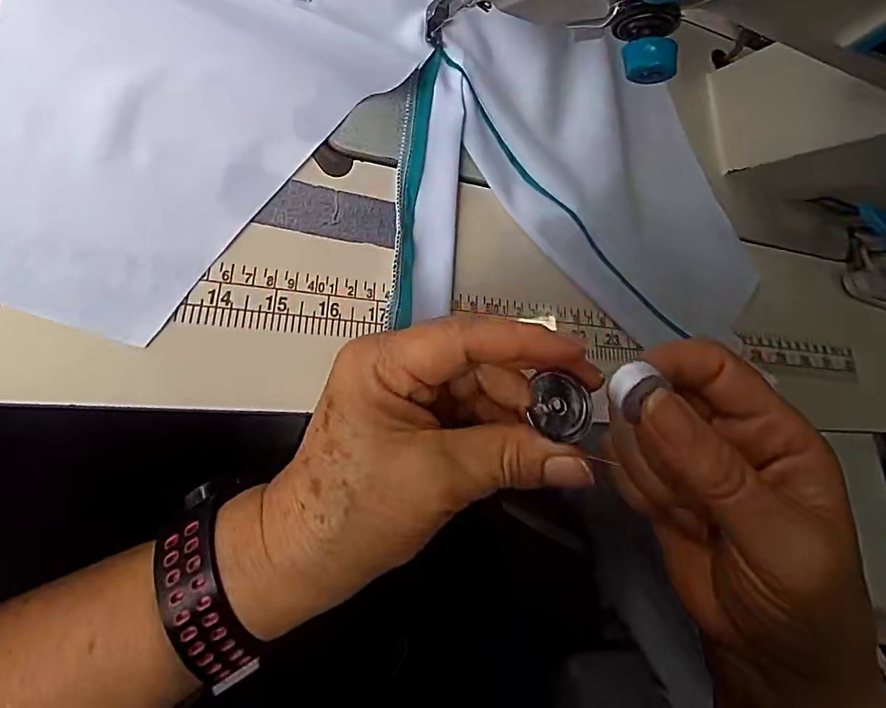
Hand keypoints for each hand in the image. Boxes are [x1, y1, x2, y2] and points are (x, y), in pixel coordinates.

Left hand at [215, 315, 602, 639]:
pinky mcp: (408, 415)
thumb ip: (508, 457)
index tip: (576, 355)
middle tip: (574, 414)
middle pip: (471, 358)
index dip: (523, 342)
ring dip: (513, 411)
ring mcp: (398, 388)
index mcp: (381, 360)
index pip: (461, 335)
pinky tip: (523, 448)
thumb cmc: (353, 507)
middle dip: (522, 386)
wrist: (309, 548)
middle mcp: (389, 363)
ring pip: (472, 384)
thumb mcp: (437, 477)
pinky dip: (495, 427)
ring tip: (550, 442)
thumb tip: (576, 459)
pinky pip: (462, 408)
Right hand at [606, 340, 885, 707]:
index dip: (669, 365)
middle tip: (679, 489)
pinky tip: (667, 519)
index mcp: (772, 430)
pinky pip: (617, 458)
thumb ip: (713, 467)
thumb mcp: (776, 537)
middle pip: (657, 391)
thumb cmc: (806, 600)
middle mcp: (723, 432)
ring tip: (687, 516)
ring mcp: (683, 456)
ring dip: (645, 472)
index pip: (712, 366)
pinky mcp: (652, 479)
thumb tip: (645, 395)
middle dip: (652, 438)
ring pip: (630, 426)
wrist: (775, 662)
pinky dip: (631, 487)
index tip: (631, 390)